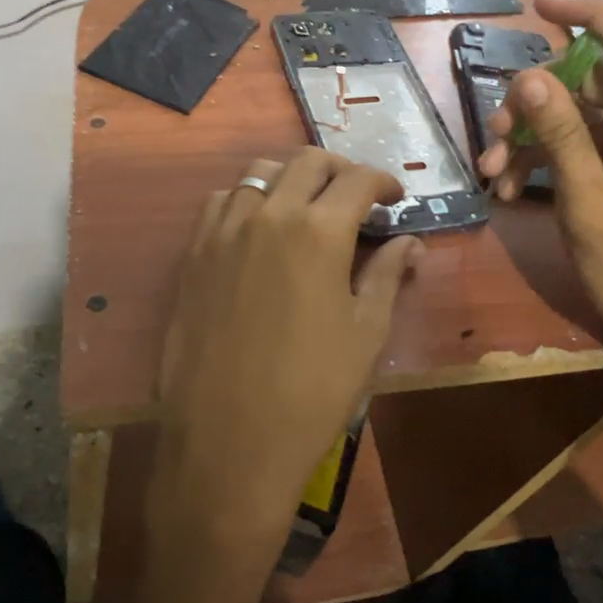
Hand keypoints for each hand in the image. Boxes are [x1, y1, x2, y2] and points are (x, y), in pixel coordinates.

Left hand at [157, 148, 424, 515]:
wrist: (229, 440)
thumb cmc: (311, 391)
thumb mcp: (366, 334)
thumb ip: (387, 276)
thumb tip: (409, 243)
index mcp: (319, 231)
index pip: (357, 180)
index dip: (383, 182)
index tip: (395, 198)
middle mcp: (269, 215)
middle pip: (307, 162)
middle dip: (339, 170)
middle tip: (356, 198)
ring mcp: (224, 231)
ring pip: (259, 173)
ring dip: (291, 178)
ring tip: (306, 207)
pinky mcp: (193, 254)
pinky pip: (220, 202)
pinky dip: (246, 199)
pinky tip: (257, 228)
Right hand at [477, 0, 602, 371]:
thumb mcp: (589, 206)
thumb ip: (562, 137)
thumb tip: (530, 75)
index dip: (592, 14)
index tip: (539, 5)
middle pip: (590, 81)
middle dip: (535, 99)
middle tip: (495, 130)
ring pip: (574, 115)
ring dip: (528, 136)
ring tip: (493, 172)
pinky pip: (575, 147)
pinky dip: (540, 161)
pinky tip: (509, 190)